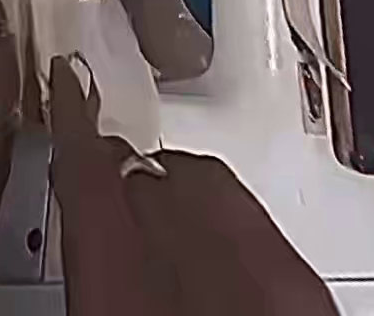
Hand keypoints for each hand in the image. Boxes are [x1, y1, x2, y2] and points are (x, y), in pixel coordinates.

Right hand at [49, 57, 336, 315]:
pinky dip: (220, 213)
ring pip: (199, 181)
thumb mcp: (110, 309)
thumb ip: (92, 275)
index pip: (91, 175)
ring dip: (171, 191)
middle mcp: (198, 268)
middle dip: (120, 174)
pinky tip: (213, 249)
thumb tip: (84, 239)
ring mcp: (262, 274)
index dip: (74, 117)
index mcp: (129, 290)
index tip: (68, 80)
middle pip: (144, 176)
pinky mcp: (305, 289)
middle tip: (108, 201)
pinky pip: (250, 215)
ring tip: (162, 231)